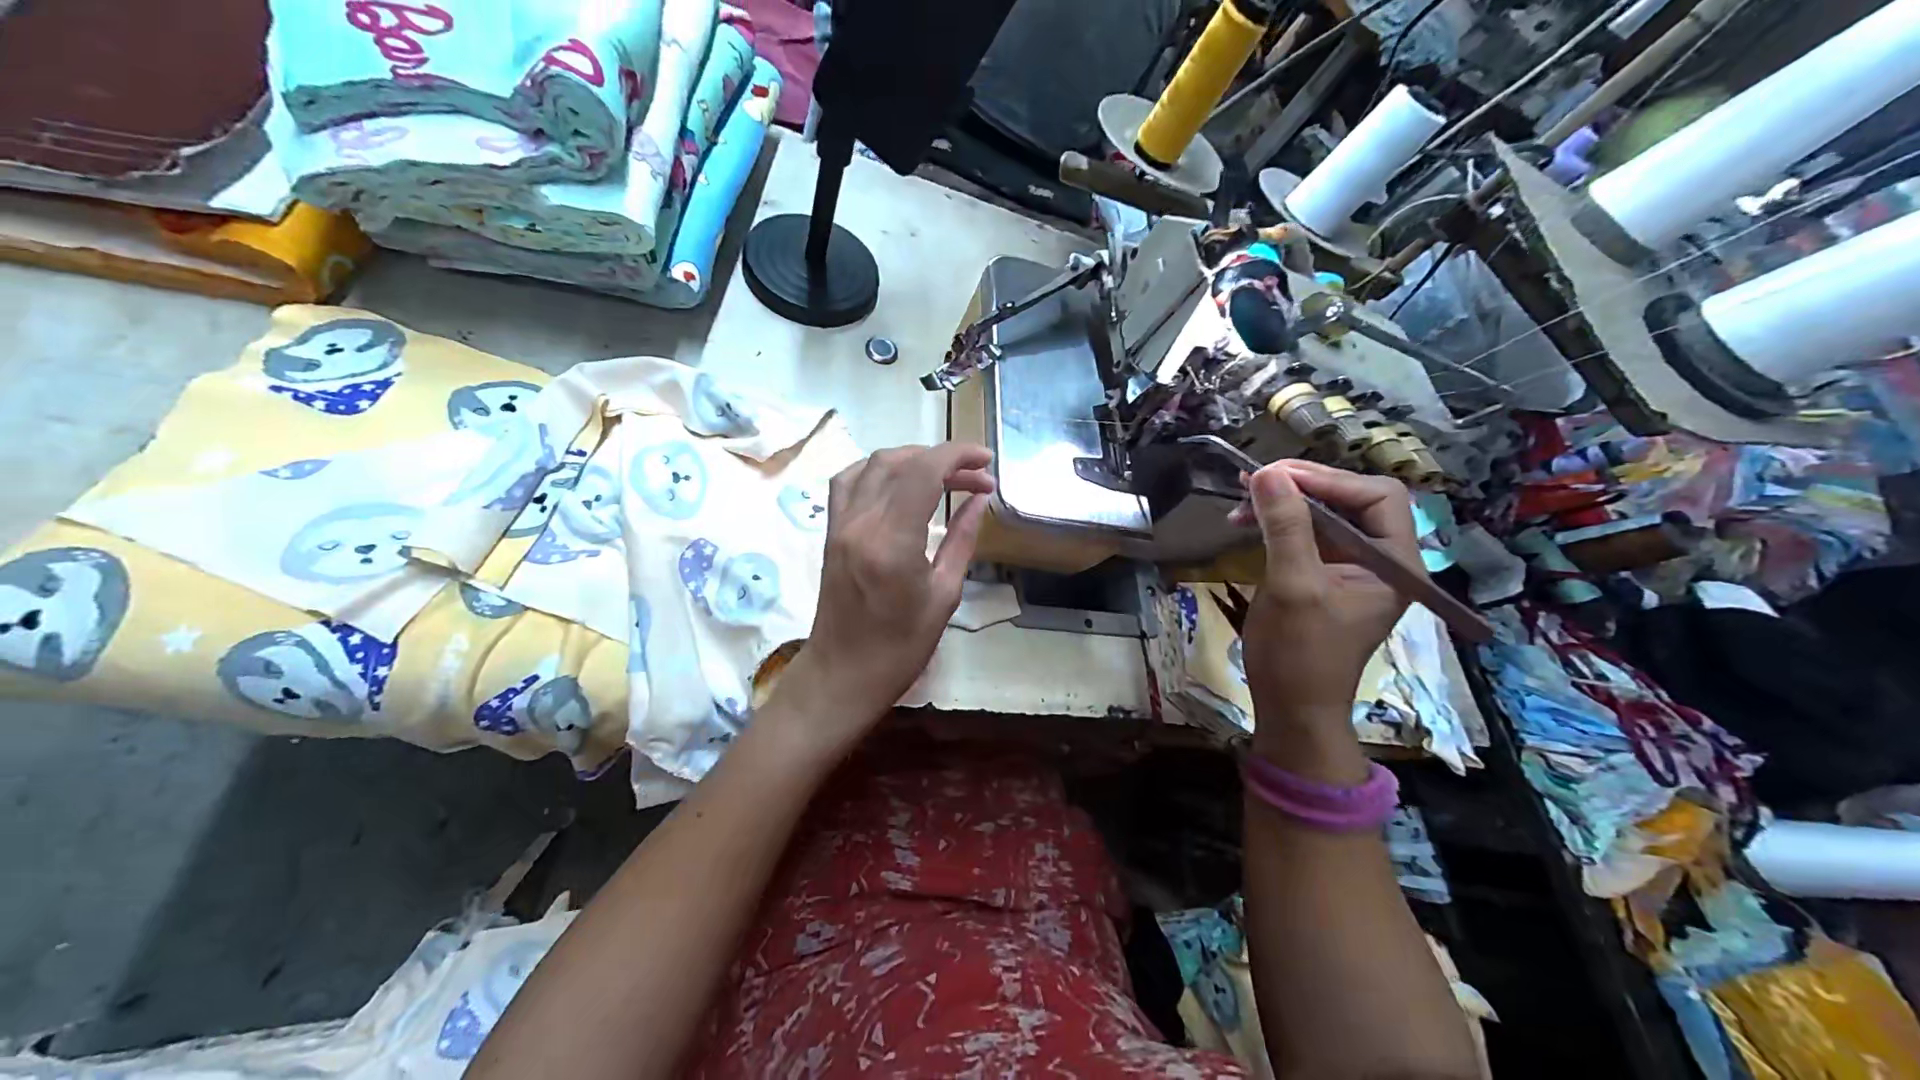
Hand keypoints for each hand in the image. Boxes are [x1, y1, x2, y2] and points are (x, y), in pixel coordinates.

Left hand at [778, 443, 994, 749]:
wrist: (843, 675)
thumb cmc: (901, 647)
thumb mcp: (944, 595)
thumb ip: (962, 539)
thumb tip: (980, 500)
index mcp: (892, 541)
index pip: (924, 471)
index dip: (958, 455)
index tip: (987, 461)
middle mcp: (860, 523)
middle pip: (900, 462)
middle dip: (942, 459)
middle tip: (976, 477)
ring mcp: (839, 525)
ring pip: (872, 464)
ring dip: (911, 458)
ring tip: (943, 474)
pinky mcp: (830, 531)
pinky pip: (848, 481)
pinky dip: (877, 469)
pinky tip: (899, 481)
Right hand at [1231, 460, 1415, 763]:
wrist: (1292, 708)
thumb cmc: (1301, 654)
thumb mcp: (1293, 586)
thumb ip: (1285, 528)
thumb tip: (1266, 473)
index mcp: (1394, 562)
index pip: (1377, 497)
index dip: (1330, 480)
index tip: (1278, 475)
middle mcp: (1380, 559)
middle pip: (1350, 500)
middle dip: (1303, 486)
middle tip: (1255, 479)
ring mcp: (1350, 567)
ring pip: (1323, 514)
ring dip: (1284, 502)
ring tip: (1241, 498)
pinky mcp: (1322, 575)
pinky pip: (1304, 534)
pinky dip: (1276, 522)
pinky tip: (1245, 521)